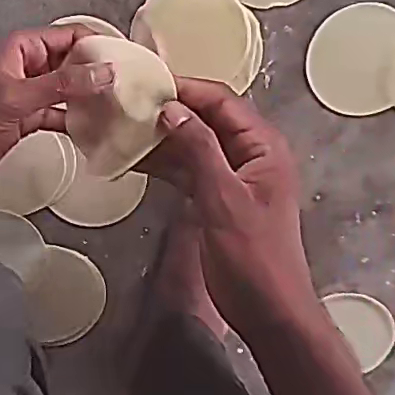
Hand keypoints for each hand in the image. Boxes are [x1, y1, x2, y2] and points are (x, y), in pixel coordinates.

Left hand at [0, 26, 113, 186]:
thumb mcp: (17, 97)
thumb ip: (62, 85)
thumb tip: (102, 72)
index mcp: (24, 48)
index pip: (70, 35)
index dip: (97, 44)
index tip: (123, 58)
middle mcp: (31, 65)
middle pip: (74, 61)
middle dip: (98, 71)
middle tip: (127, 84)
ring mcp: (32, 91)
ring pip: (71, 87)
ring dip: (91, 96)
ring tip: (118, 104)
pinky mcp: (32, 115)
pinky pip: (63, 111)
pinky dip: (78, 118)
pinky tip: (95, 127)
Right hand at [141, 78, 314, 333]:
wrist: (270, 311)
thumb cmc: (254, 255)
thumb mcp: (224, 198)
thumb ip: (199, 149)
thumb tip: (171, 108)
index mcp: (263, 146)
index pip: (223, 101)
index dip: (187, 89)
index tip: (148, 83)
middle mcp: (250, 153)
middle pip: (208, 118)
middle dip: (172, 110)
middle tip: (129, 102)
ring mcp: (234, 175)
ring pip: (195, 143)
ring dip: (164, 137)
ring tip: (124, 126)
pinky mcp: (218, 196)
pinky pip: (190, 168)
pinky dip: (166, 163)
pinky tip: (135, 159)